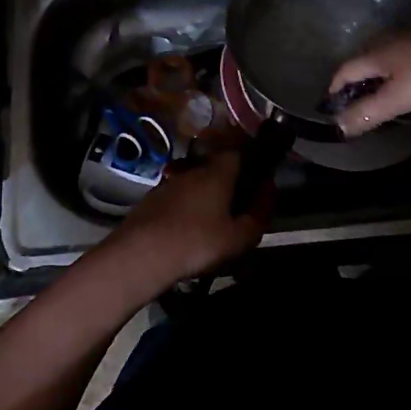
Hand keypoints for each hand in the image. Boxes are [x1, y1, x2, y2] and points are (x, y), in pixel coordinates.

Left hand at [103, 150, 267, 284]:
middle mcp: (193, 170)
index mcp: (218, 172)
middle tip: (237, 208)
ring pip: (194, 184)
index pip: (240, 154)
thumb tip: (270, 190)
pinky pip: (176, 199)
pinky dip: (184, 209)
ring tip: (211, 223)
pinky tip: (186, 230)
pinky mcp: (149, 200)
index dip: (252, 165)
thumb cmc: (197, 242)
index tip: (260, 183)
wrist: (140, 255)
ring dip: (204, 197)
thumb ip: (259, 213)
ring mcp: (167, 183)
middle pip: (216, 168)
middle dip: (228, 184)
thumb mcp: (239, 237)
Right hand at [328, 18, 410, 136]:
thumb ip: (367, 113)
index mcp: (376, 53)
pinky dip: (402, 70)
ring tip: (382, 93)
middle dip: (356, 79)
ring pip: (389, 56)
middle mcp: (392, 40)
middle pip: (365, 59)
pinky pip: (410, 56)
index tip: (331, 104)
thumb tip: (338, 126)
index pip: (345, 69)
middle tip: (354, 100)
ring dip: (380, 74)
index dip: (334, 87)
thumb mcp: (397, 99)